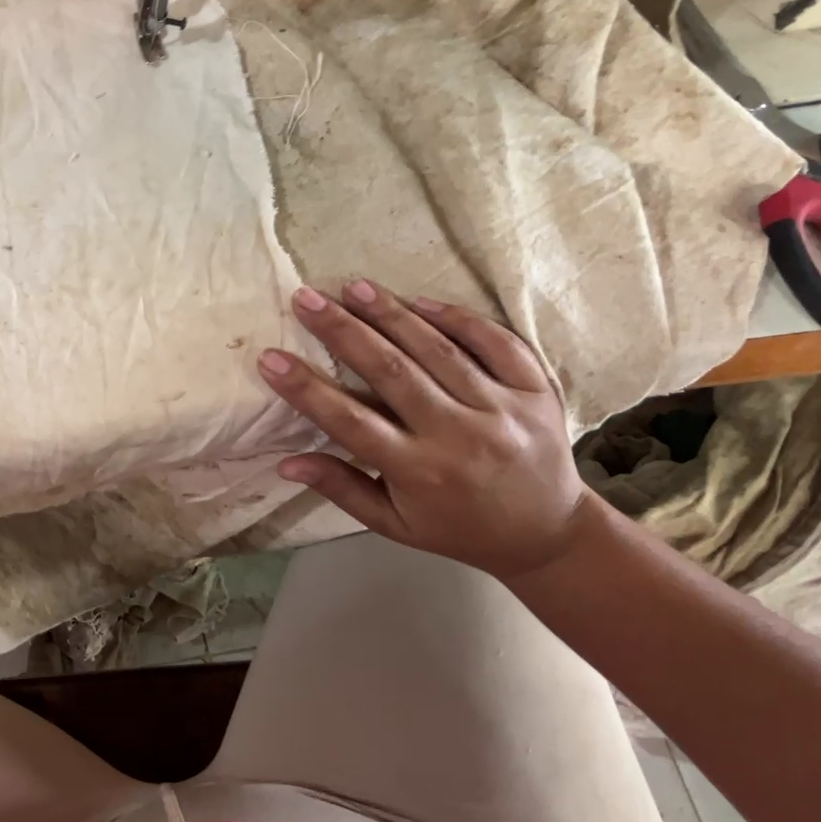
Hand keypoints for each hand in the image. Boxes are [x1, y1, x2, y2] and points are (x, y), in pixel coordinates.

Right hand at [258, 280, 589, 578]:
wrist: (551, 535)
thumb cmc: (457, 528)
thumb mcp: (394, 524)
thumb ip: (341, 488)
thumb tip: (285, 463)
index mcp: (419, 471)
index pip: (349, 422)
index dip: (306, 389)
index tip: (269, 358)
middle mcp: (459, 435)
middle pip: (391, 372)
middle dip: (343, 331)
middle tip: (306, 299)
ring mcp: (502, 409)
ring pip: (437, 350)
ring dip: (391, 314)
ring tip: (354, 287)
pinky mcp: (537, 392)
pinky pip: (496, 344)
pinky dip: (459, 319)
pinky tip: (420, 301)